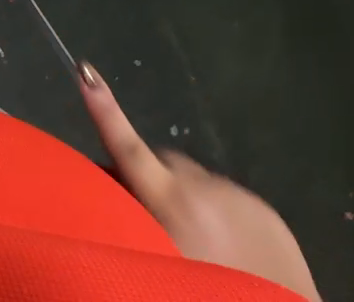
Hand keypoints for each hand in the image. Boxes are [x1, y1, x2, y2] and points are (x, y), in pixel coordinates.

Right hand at [77, 60, 321, 300]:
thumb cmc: (204, 290)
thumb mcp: (155, 255)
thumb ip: (132, 220)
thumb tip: (114, 192)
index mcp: (172, 203)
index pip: (127, 148)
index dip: (104, 110)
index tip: (86, 72)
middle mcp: (205, 188)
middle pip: (163, 162)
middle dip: (153, 177)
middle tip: (151, 215)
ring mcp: (240, 196)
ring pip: (197, 181)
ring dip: (188, 198)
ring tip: (197, 241)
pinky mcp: (267, 210)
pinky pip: (229, 198)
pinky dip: (219, 212)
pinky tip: (228, 246)